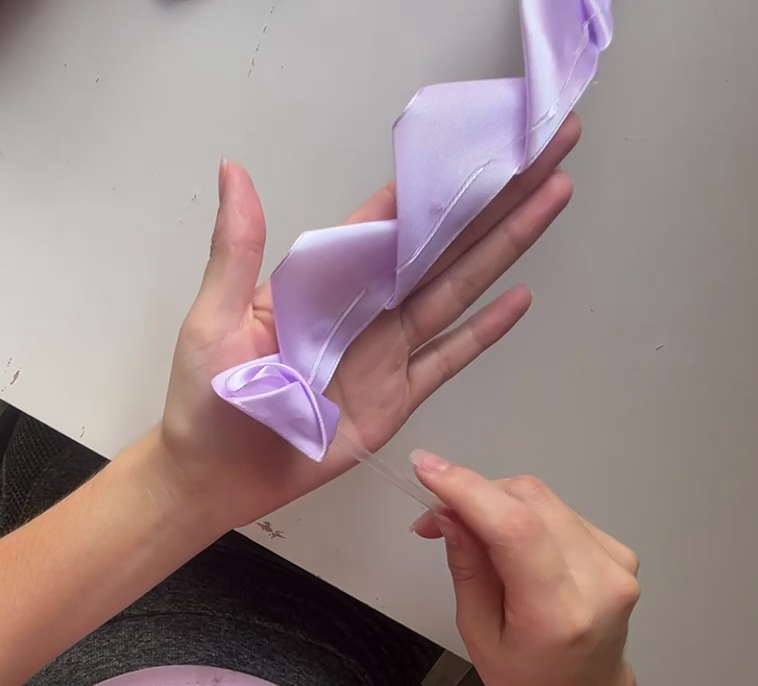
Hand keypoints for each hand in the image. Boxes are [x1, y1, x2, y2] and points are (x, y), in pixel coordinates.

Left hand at [154, 116, 582, 530]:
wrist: (213, 477)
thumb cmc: (204, 400)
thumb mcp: (212, 320)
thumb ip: (235, 251)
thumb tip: (233, 170)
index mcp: (319, 283)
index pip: (385, 221)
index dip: (432, 181)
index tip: (482, 137)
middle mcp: (359, 310)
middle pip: (435, 246)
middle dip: (492, 198)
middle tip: (549, 143)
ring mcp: (381, 355)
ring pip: (452, 291)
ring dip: (502, 247)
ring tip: (553, 197)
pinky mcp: (393, 400)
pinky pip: (444, 360)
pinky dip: (482, 332)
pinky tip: (519, 297)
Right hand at [411, 453, 641, 685]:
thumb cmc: (524, 682)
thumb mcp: (477, 634)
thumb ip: (467, 568)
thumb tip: (449, 513)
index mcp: (558, 613)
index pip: (516, 531)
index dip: (468, 490)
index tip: (425, 467)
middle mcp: (599, 579)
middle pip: (529, 502)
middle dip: (471, 493)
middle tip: (430, 518)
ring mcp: (616, 560)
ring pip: (541, 498)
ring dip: (491, 500)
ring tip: (459, 528)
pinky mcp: (617, 549)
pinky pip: (555, 510)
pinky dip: (516, 511)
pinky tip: (498, 535)